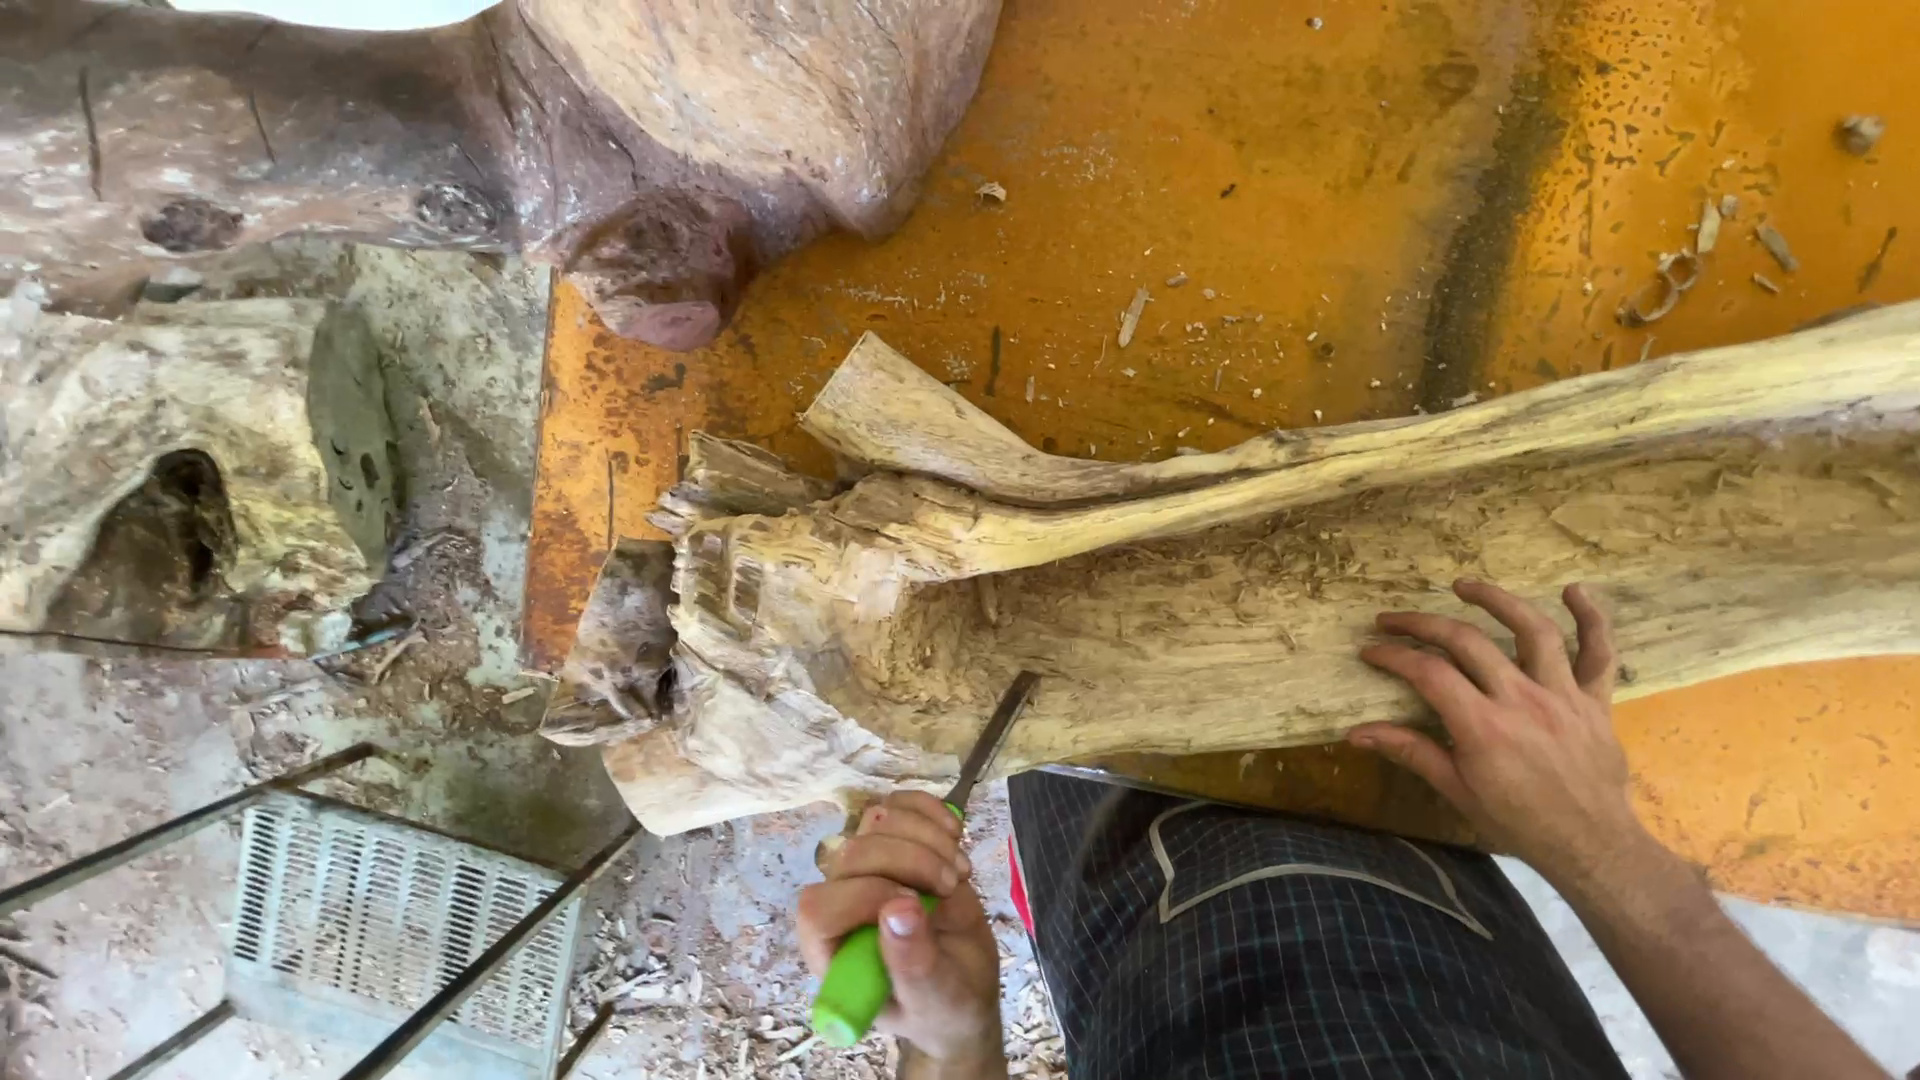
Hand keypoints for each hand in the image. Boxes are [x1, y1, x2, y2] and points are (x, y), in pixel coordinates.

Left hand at [797, 791, 1006, 1069]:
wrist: (966, 983)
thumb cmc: (941, 1005)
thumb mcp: (933, 999)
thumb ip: (913, 963)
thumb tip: (900, 909)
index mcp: (832, 950)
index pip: (821, 907)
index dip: (864, 896)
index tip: (916, 906)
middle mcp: (841, 901)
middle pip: (853, 853)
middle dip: (910, 860)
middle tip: (952, 885)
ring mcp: (868, 866)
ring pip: (877, 820)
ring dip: (926, 837)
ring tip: (959, 873)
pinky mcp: (896, 840)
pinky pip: (901, 804)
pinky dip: (931, 811)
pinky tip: (955, 836)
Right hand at [1348, 579, 1657, 887]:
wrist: (1593, 846)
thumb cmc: (1517, 821)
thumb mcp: (1455, 789)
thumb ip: (1409, 751)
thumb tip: (1354, 733)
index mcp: (1483, 726)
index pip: (1428, 673)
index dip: (1393, 656)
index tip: (1370, 651)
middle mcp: (1522, 701)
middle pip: (1467, 641)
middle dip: (1422, 623)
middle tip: (1391, 619)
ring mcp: (1562, 696)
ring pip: (1533, 631)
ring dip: (1497, 601)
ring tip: (1464, 585)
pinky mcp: (1594, 701)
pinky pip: (1599, 654)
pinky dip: (1592, 620)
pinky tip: (1575, 591)